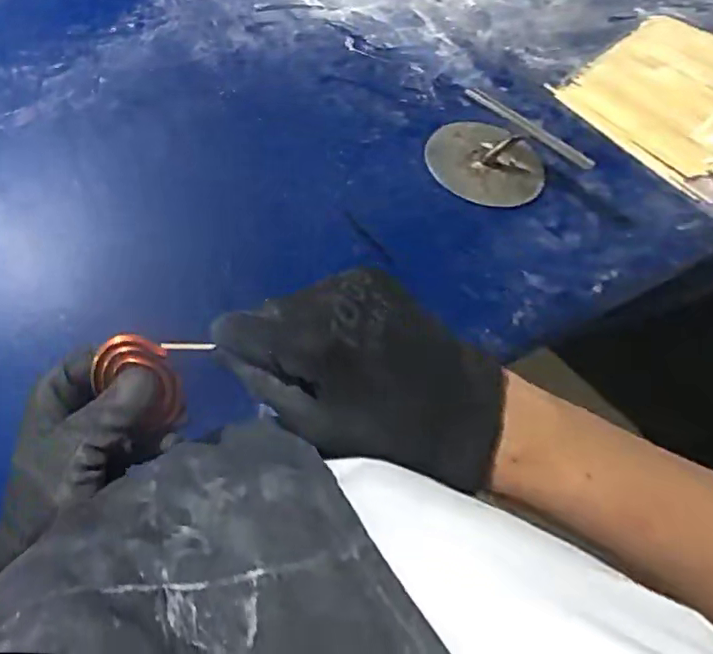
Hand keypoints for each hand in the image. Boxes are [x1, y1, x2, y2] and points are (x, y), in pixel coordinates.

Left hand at [0, 349, 165, 584]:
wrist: (42, 551)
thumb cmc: (46, 489)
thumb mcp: (75, 445)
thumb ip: (110, 410)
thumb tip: (146, 371)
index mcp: (55, 392)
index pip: (90, 358)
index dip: (120, 358)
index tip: (155, 367)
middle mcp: (79, 407)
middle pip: (120, 383)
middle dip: (146, 395)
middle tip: (169, 408)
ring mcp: (101, 434)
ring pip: (139, 412)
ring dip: (157, 422)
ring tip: (167, 438)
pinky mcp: (122, 462)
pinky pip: (149, 442)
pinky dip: (162, 445)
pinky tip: (170, 454)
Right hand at [210, 267, 505, 492]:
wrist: (488, 420)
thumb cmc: (396, 436)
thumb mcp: (316, 427)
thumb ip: (260, 384)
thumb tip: (225, 352)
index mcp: (310, 339)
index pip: (233, 326)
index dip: (237, 349)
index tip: (260, 371)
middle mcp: (323, 299)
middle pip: (262, 311)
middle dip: (270, 339)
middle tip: (304, 372)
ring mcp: (348, 282)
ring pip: (289, 301)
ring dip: (296, 327)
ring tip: (331, 357)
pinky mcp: (368, 277)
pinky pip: (318, 293)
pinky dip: (321, 315)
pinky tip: (350, 339)